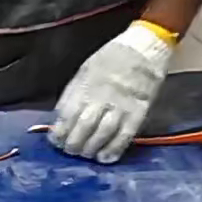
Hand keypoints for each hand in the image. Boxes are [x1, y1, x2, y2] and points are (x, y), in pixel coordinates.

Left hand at [48, 21, 176, 163]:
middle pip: (82, 129)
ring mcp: (121, 104)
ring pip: (102, 134)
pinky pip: (125, 134)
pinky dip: (114, 149)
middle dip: (73, 145)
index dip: (58, 134)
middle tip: (71, 150)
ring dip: (91, 149)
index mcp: (84, 88)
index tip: (56, 141)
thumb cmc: (109, 60)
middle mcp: (101, 98)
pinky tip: (105, 158)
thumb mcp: (83, 73)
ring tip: (86, 153)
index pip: (66, 117)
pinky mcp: (139, 110)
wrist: (145, 44)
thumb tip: (58, 122)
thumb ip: (71, 97)